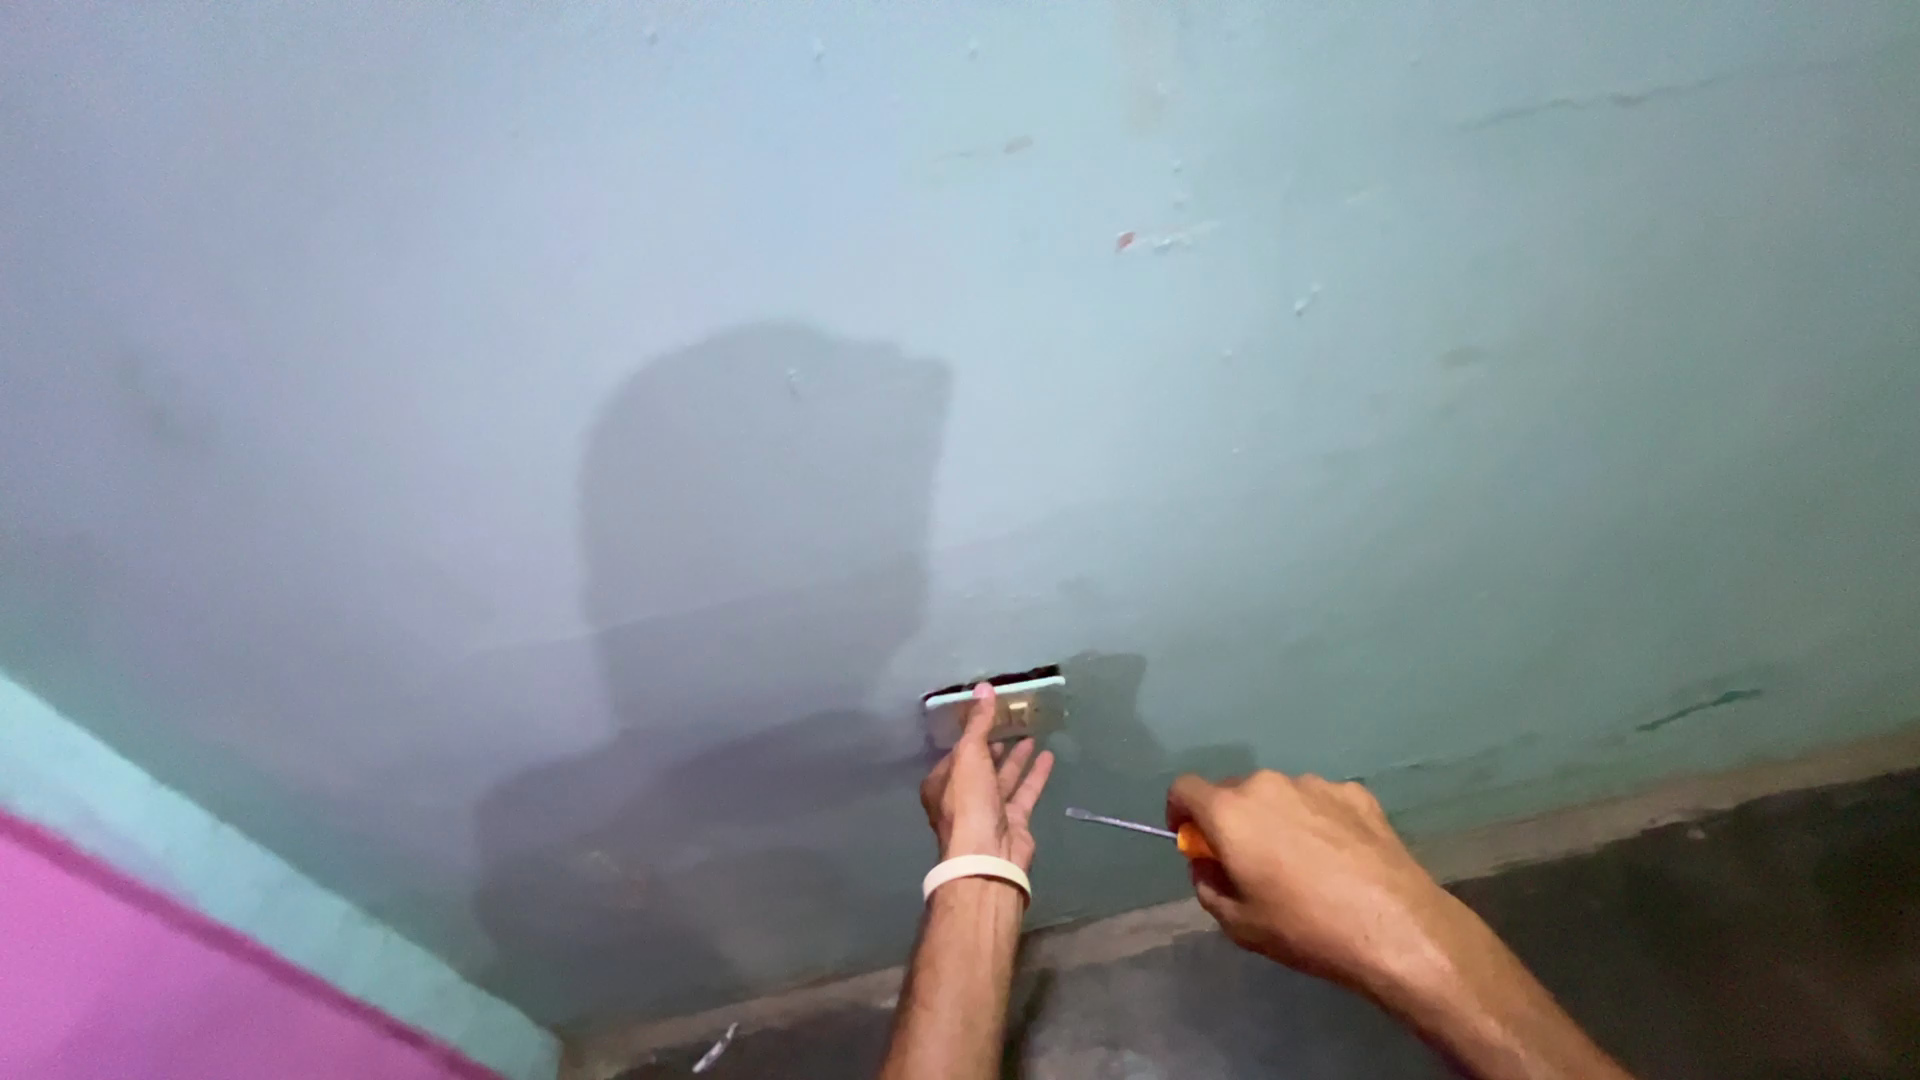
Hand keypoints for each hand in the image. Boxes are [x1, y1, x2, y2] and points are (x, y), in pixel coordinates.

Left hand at [920, 684, 1054, 869]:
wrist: (988, 856)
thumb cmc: (968, 802)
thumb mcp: (969, 754)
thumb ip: (979, 722)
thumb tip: (984, 687)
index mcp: (942, 783)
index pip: (957, 751)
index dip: (971, 732)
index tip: (988, 713)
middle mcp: (963, 797)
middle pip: (981, 764)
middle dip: (995, 744)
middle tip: (1012, 720)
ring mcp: (989, 810)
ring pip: (1004, 777)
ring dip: (1017, 756)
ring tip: (1032, 732)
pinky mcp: (1014, 821)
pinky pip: (1025, 791)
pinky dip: (1036, 774)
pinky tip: (1049, 755)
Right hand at [1167, 771, 1468, 994]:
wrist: (1398, 930)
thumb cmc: (1305, 928)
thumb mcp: (1236, 923)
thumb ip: (1206, 884)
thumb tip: (1208, 864)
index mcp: (1228, 810)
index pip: (1183, 788)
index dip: (1180, 812)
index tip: (1193, 841)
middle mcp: (1266, 784)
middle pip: (1232, 790)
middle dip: (1231, 819)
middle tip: (1251, 860)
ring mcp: (1314, 784)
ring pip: (1278, 794)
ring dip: (1276, 817)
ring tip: (1304, 862)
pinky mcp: (1356, 794)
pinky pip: (1321, 801)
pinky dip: (1319, 820)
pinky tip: (1340, 856)